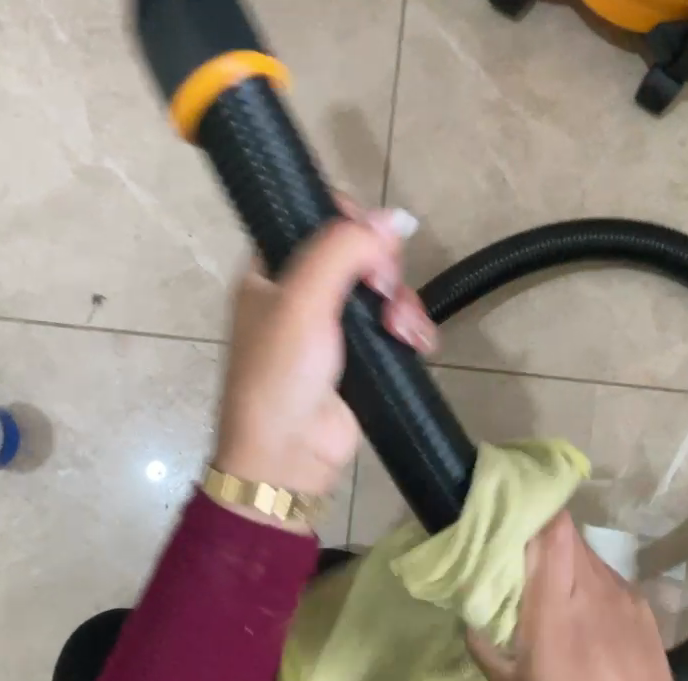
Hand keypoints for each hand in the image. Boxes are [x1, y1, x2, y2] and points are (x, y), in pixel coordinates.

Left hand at [215, 201, 435, 508]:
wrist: (288, 455)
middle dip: (384, 270)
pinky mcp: (360, 359)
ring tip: (404, 331)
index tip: (369, 242)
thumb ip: (343, 250)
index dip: (349, 222)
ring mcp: (331, 328)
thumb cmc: (282, 374)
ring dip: (402, 305)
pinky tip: (418, 344)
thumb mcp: (302, 301)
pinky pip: (393, 327)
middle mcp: (299, 293)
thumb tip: (393, 217)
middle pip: (358, 254)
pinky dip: (410, 330)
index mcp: (270, 270)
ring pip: (381, 291)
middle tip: (385, 291)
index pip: (314, 219)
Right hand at [469, 512, 687, 680]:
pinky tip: (580, 616)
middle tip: (512, 555)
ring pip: (588, 554)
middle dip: (538, 535)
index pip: (552, 531)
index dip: (529, 512)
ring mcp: (624, 597)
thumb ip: (484, 644)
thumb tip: (472, 614)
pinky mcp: (643, 609)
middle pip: (567, 535)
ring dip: (562, 560)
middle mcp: (594, 590)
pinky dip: (585, 582)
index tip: (502, 517)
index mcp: (557, 606)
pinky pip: (607, 578)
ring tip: (544, 587)